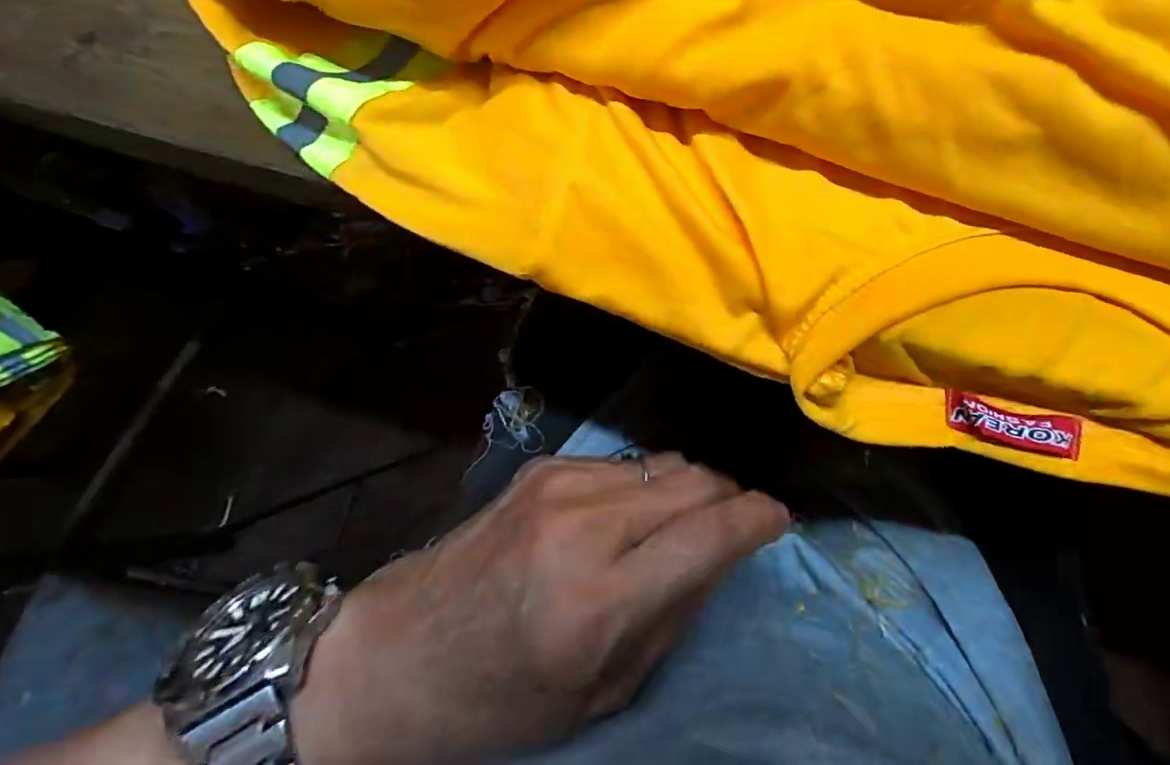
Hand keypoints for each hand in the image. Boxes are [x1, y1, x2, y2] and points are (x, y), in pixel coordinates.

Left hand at [287, 452, 788, 763]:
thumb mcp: (602, 693)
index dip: (759, 518)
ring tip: (688, 519)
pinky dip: (651, 484)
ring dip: (693, 488)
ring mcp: (561, 486)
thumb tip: (727, 550)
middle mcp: (583, 527)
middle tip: (737, 524)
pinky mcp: (545, 467)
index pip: (711, 534)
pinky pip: (631, 463)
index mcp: (597, 603)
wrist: (390, 662)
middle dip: (731, 499)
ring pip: (670, 463)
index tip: (780, 517)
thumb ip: (676, 613)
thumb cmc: (499, 705)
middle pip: (699, 482)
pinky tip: (636, 513)